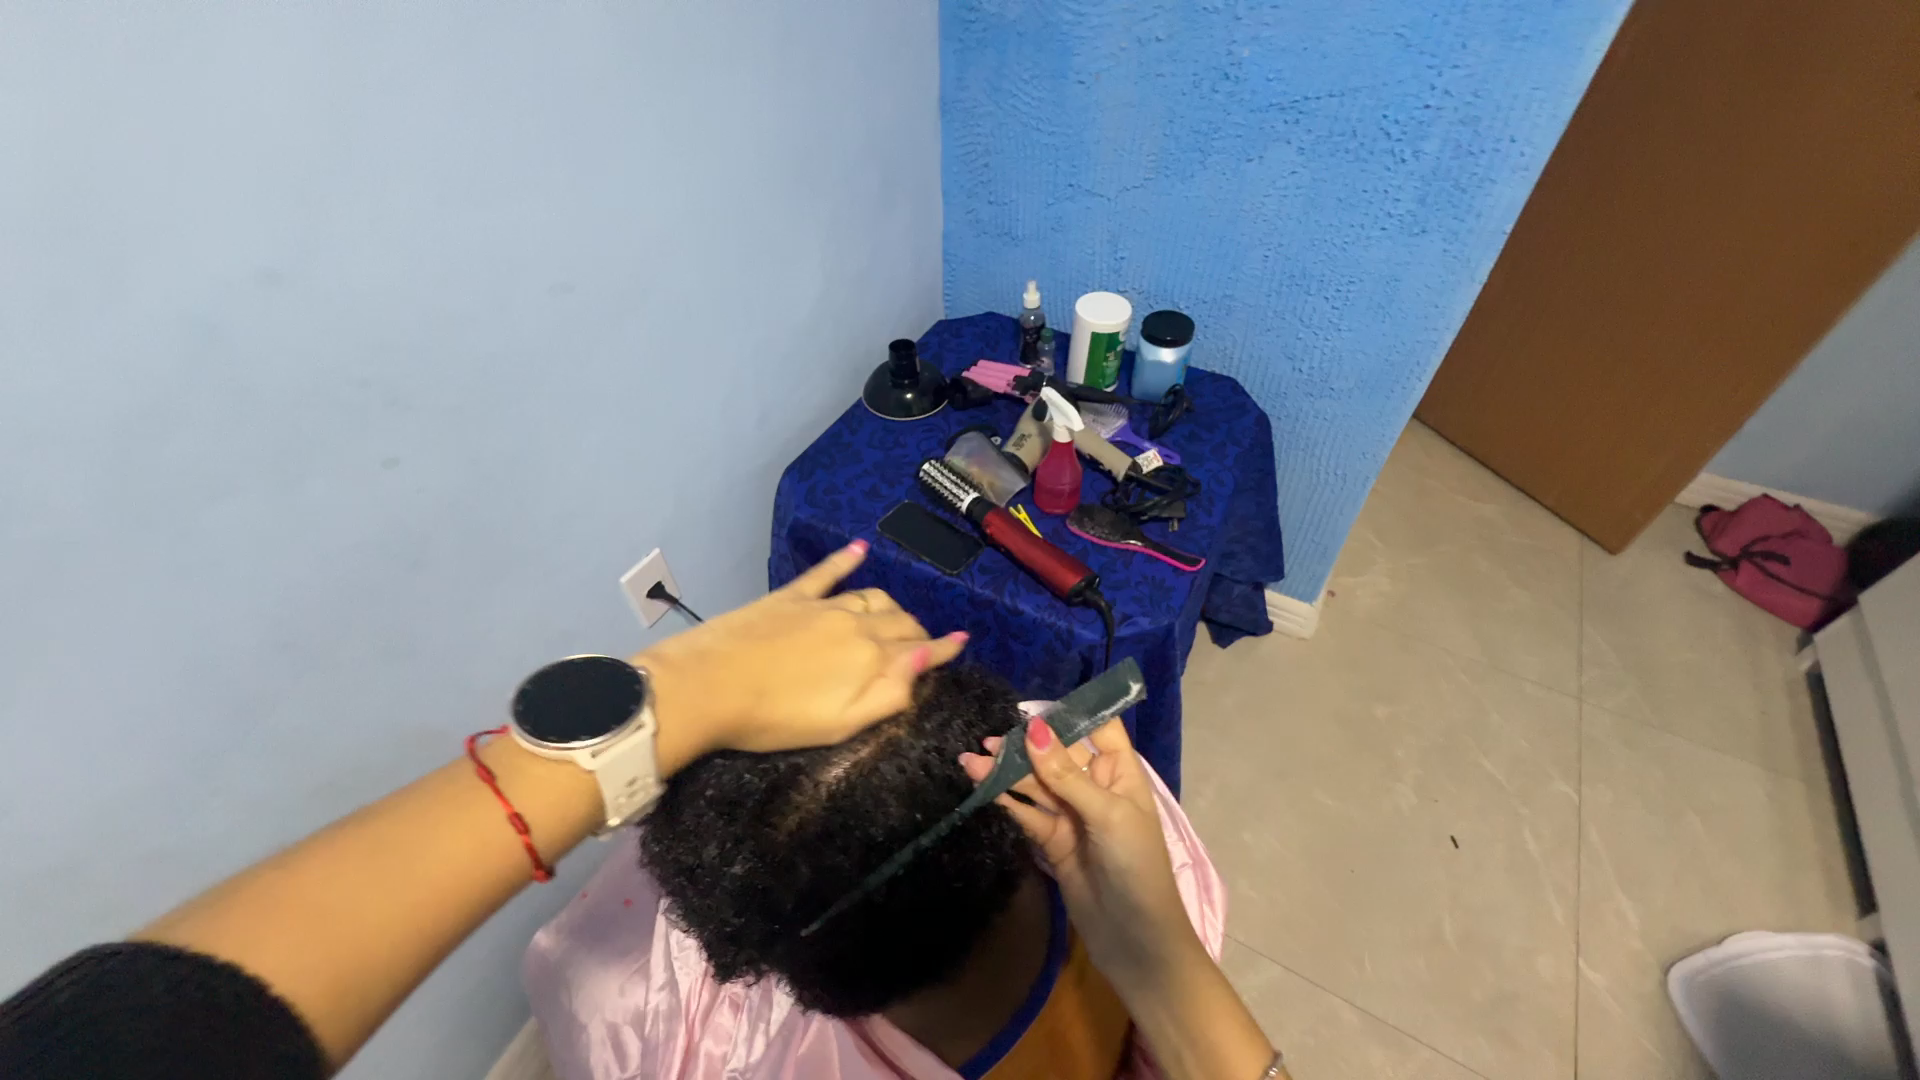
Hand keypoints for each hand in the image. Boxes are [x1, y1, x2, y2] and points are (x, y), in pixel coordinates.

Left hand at [640, 540, 967, 770]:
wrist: (709, 687)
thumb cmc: (775, 719)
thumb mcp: (841, 724)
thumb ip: (889, 693)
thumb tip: (925, 660)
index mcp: (870, 658)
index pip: (919, 650)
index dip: (943, 648)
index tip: (961, 641)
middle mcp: (855, 624)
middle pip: (900, 620)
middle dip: (918, 631)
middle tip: (923, 644)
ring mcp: (822, 606)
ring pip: (872, 596)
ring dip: (891, 605)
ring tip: (897, 614)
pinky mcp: (791, 596)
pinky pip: (826, 572)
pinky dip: (845, 559)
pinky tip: (859, 548)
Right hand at [959, 715, 1200, 982]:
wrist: (1137, 942)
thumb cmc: (1137, 867)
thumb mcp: (1107, 815)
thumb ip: (1065, 773)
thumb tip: (1032, 727)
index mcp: (1120, 771)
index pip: (1095, 727)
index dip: (1066, 714)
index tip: (1028, 706)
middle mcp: (1095, 786)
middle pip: (1056, 754)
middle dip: (1023, 746)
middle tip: (986, 740)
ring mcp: (1072, 814)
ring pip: (1036, 783)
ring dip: (1006, 773)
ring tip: (970, 761)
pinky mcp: (1053, 840)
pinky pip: (1026, 812)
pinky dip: (1004, 800)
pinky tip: (981, 786)